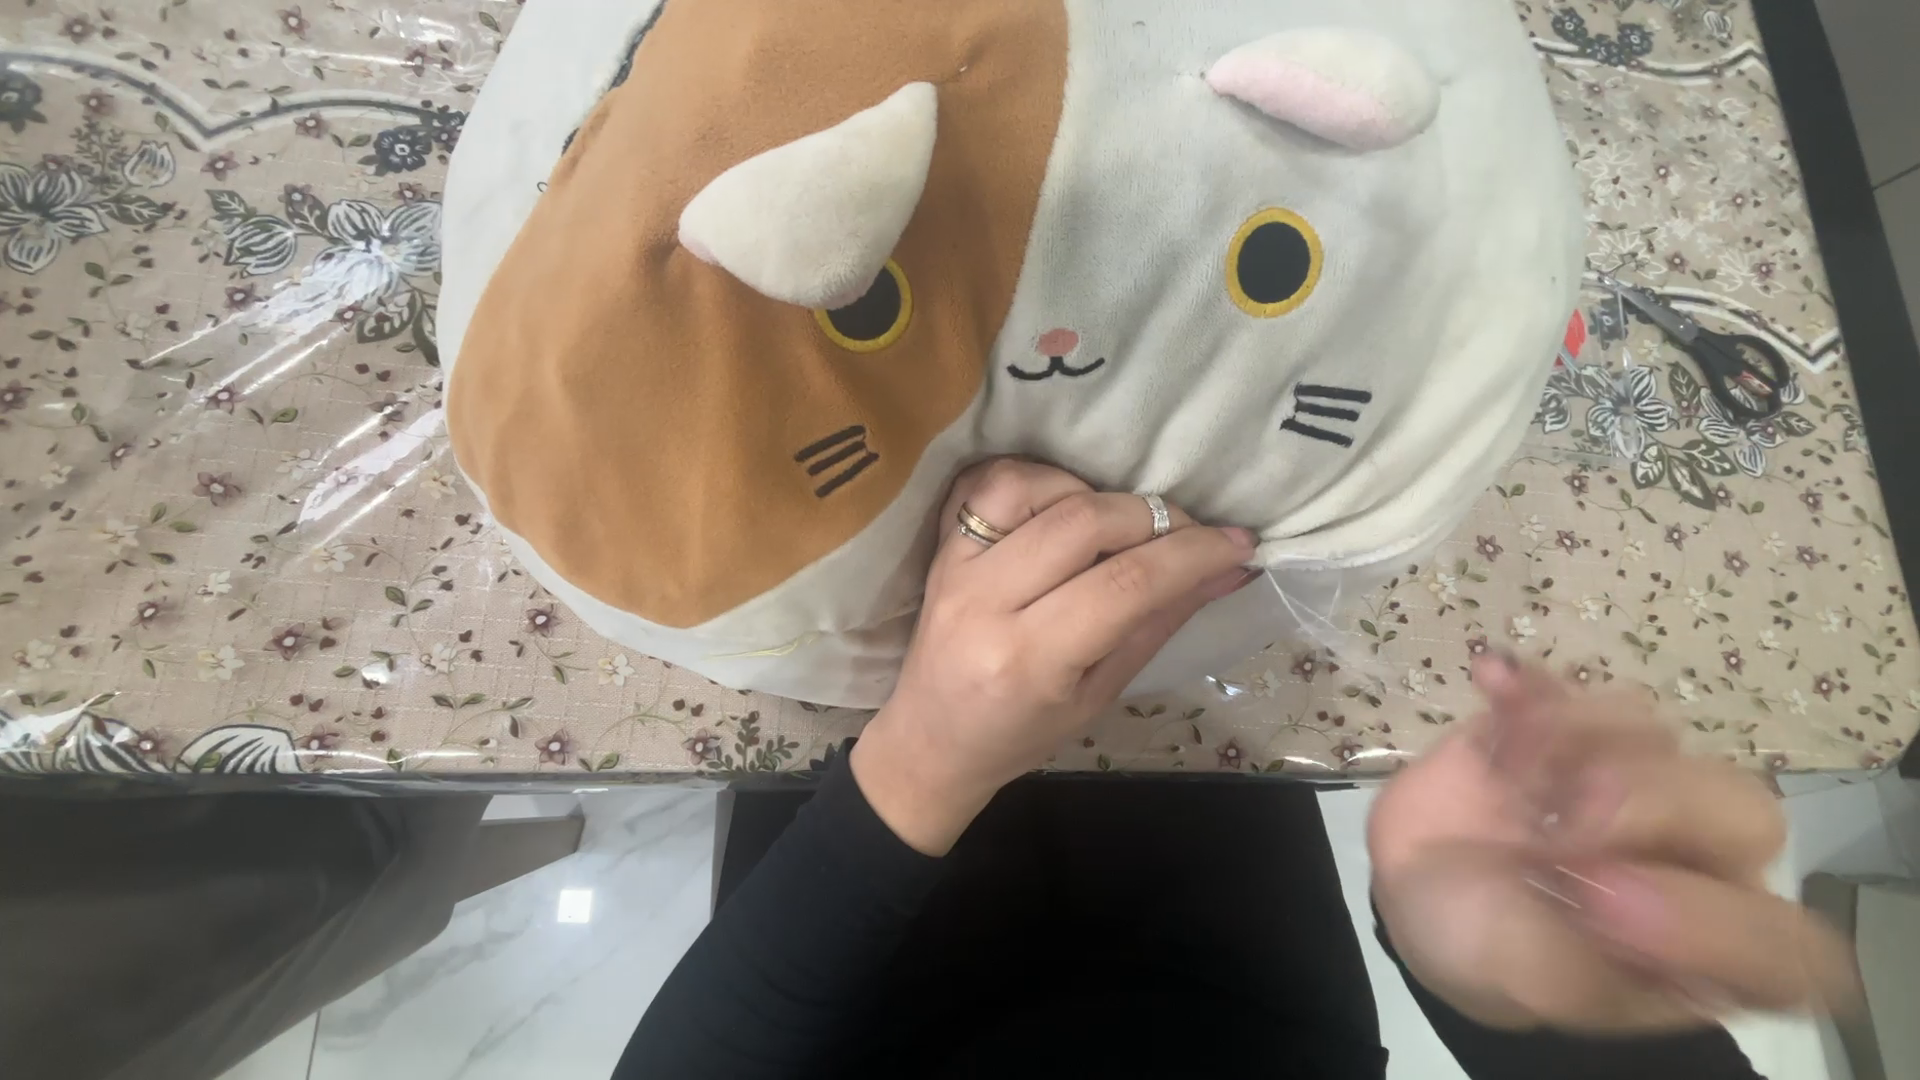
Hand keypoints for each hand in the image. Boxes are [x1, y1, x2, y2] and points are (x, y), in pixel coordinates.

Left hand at [851, 458, 1257, 854]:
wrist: (932, 740)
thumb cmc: (1020, 734)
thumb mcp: (1098, 695)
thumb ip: (1158, 624)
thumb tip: (1226, 570)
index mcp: (1028, 660)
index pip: (1124, 584)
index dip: (1191, 554)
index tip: (1236, 542)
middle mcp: (984, 603)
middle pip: (1082, 523)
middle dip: (1151, 518)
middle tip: (1184, 535)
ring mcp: (954, 568)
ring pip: (1032, 488)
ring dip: (1092, 494)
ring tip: (1117, 526)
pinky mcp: (940, 547)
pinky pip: (988, 483)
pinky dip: (1038, 480)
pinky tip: (1062, 506)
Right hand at [1370, 657, 1860, 1031]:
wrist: (1412, 889)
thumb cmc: (1481, 948)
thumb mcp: (1530, 979)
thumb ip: (1579, 952)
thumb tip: (1604, 881)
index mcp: (1711, 946)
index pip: (1782, 938)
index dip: (1704, 920)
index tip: (1591, 906)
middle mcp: (1689, 858)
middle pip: (1732, 805)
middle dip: (1639, 804)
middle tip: (1550, 830)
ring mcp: (1619, 782)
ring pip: (1650, 732)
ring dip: (1573, 739)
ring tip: (1507, 771)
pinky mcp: (1551, 732)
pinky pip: (1562, 687)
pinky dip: (1528, 680)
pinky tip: (1492, 677)